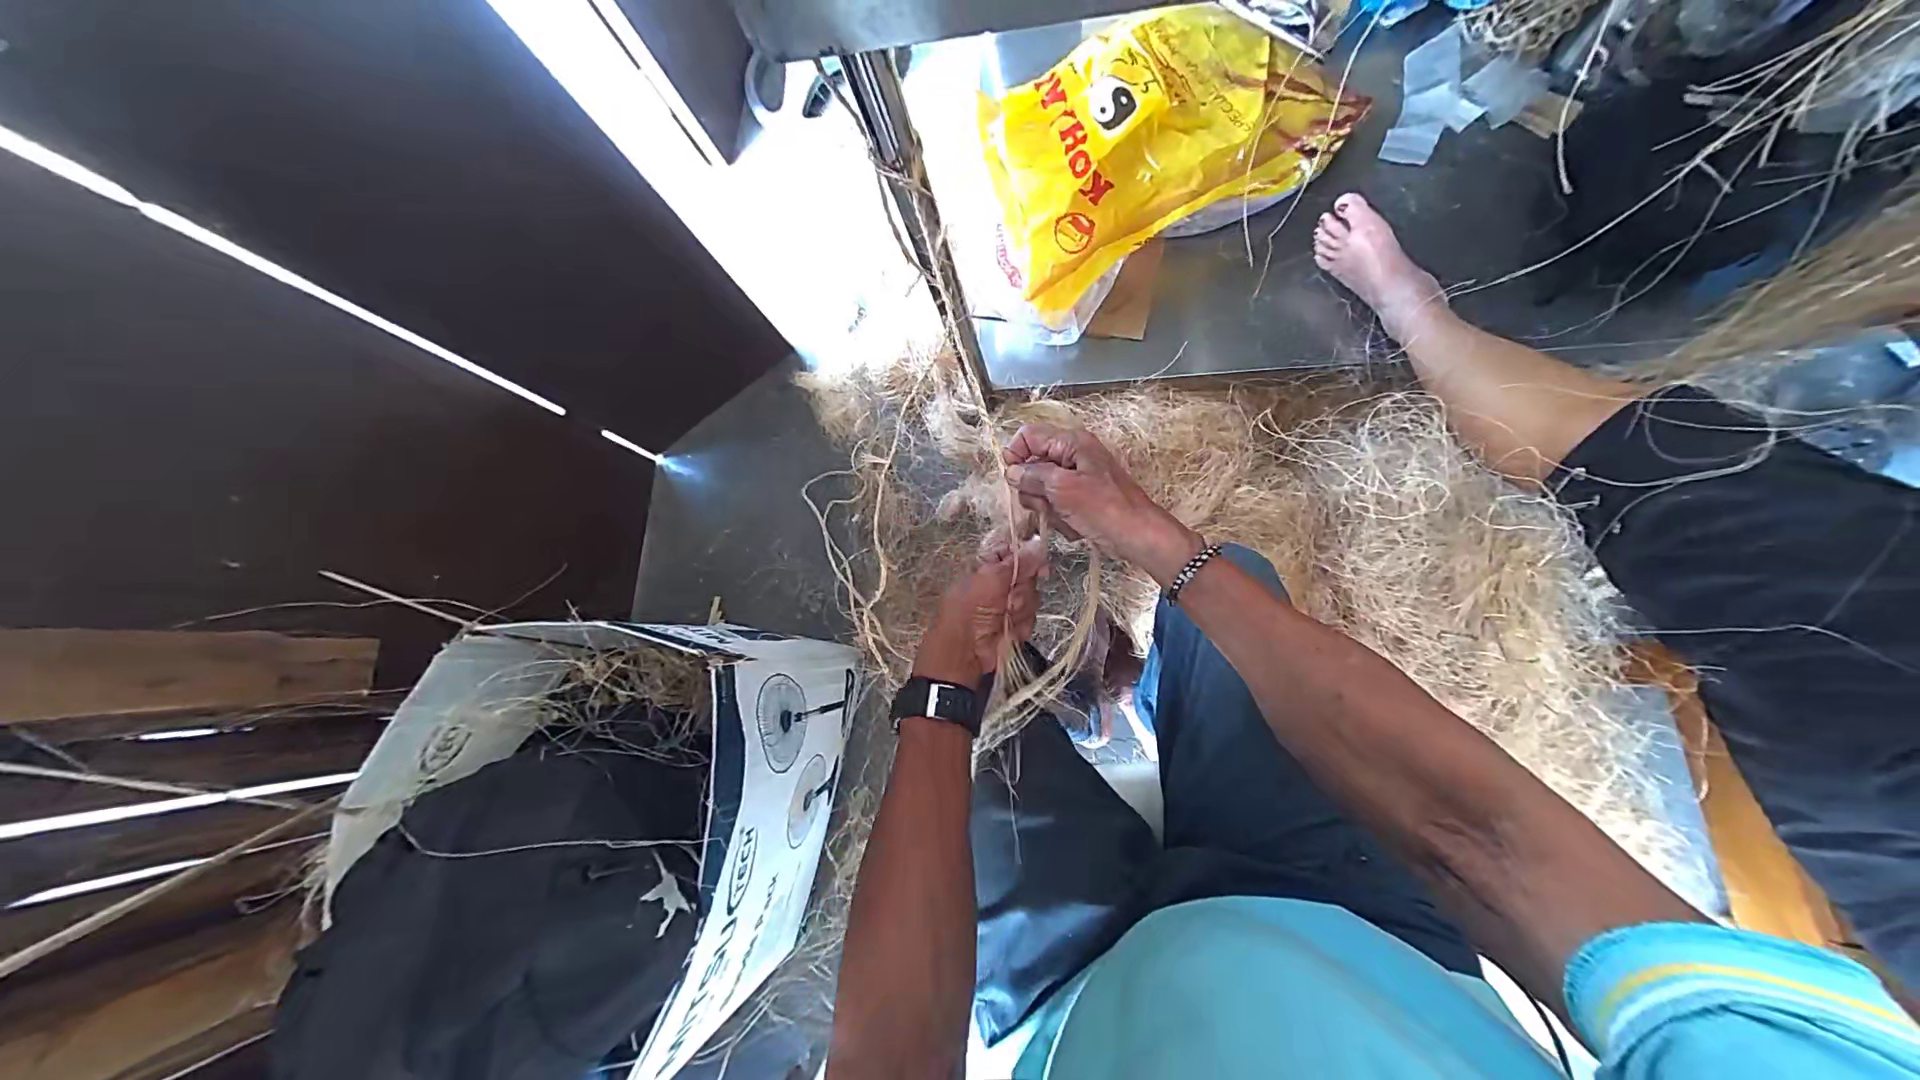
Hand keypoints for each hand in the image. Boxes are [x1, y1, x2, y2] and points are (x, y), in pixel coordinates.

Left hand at [912, 534, 1047, 686]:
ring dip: (1020, 610)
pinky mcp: (1017, 625)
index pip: (1016, 554)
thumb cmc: (968, 610)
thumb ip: (1016, 563)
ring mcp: (1010, 605)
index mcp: (988, 567)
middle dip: (1021, 590)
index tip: (1036, 565)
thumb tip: (1038, 545)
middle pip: (1029, 576)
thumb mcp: (989, 580)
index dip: (1028, 558)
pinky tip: (1008, 631)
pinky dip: (1020, 626)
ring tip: (1004, 618)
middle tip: (1008, 600)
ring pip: (1033, 598)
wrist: (964, 652)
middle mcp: (1001, 584)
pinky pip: (1031, 619)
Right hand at [1003, 424, 1201, 584]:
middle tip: (1048, 503)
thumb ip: (1033, 475)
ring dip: (1046, 507)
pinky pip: (1054, 504)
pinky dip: (1059, 516)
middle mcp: (1072, 455)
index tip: (1014, 480)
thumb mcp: (1063, 489)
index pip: (1028, 436)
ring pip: (1040, 489)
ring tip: (1065, 516)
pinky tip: (1073, 524)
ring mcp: (1075, 477)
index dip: (1015, 456)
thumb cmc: (1105, 509)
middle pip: (1031, 465)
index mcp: (1071, 443)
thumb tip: (1011, 471)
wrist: (1137, 535)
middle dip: (1033, 489)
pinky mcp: (1078, 498)